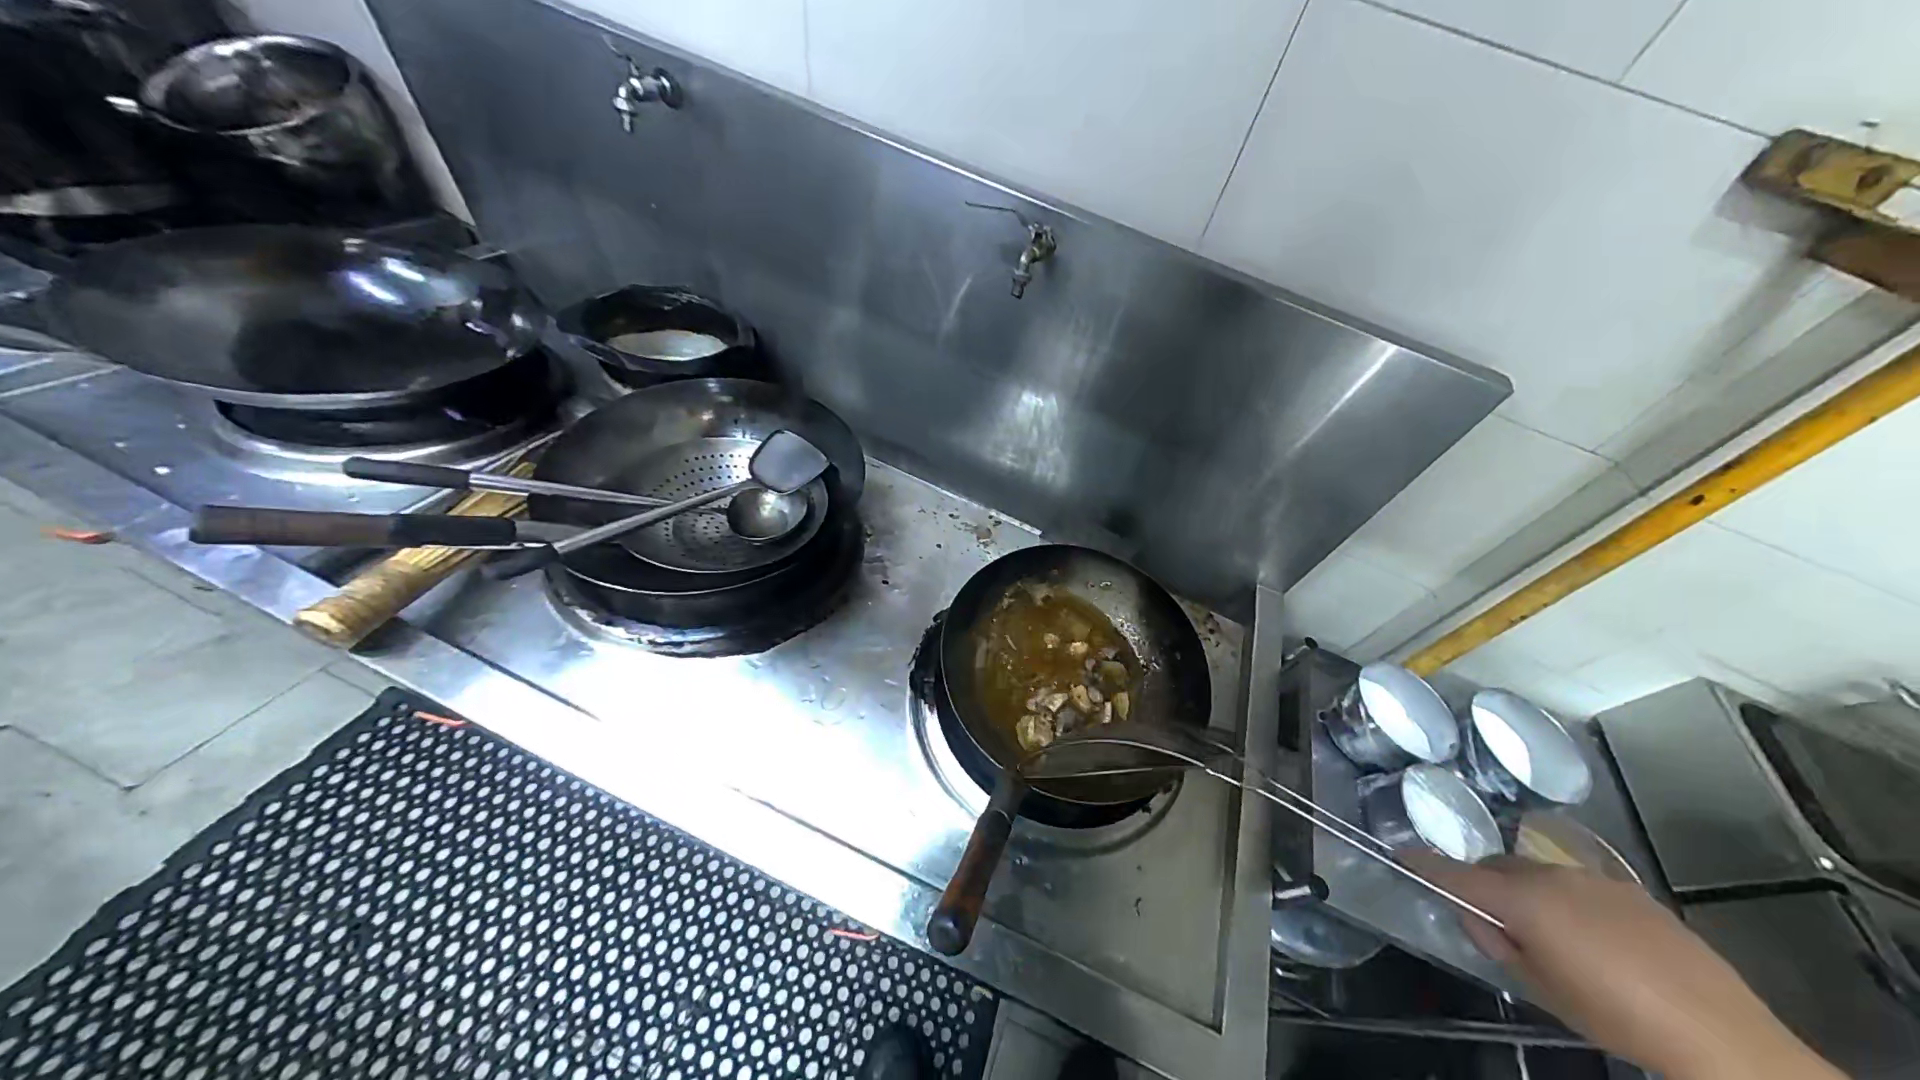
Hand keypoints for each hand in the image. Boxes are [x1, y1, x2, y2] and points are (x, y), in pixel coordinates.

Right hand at [1404, 853, 1844, 1079]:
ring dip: (1526, 889)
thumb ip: (1498, 943)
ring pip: (1539, 871)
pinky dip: (1566, 898)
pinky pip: (1579, 884)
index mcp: (1523, 900)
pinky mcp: (1633, 891)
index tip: (1402, 856)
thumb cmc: (1615, 1015)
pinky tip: (1594, 937)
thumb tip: (1479, 917)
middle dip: (1484, 882)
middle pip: (1498, 865)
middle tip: (1492, 921)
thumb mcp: (1540, 988)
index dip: (1425, 865)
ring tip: (1546, 932)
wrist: (1724, 1038)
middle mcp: (1553, 876)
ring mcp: (1596, 880)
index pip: (1457, 873)